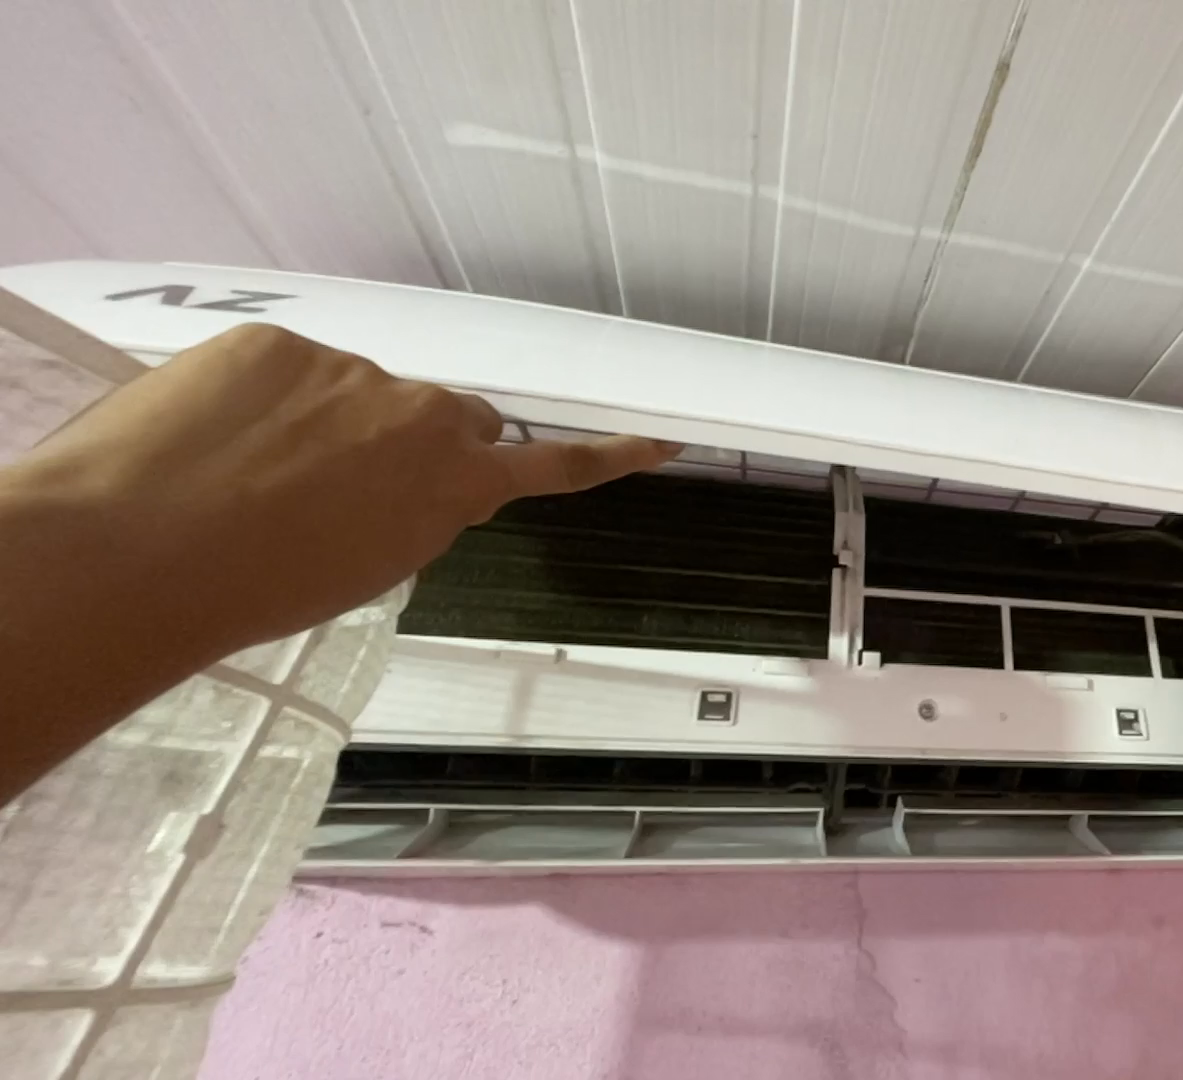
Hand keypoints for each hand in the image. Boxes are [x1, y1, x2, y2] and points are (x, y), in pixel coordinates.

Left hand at [15, 322, 679, 655]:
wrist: (129, 554)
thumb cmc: (269, 583)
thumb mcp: (386, 561)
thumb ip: (436, 510)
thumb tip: (438, 482)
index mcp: (460, 481)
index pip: (560, 464)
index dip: (618, 454)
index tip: (666, 441)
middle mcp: (427, 416)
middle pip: (457, 418)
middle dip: (430, 440)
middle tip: (362, 481)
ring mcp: (354, 373)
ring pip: (373, 393)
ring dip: (346, 419)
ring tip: (269, 464)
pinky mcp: (278, 343)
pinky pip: (301, 367)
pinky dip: (278, 393)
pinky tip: (230, 432)